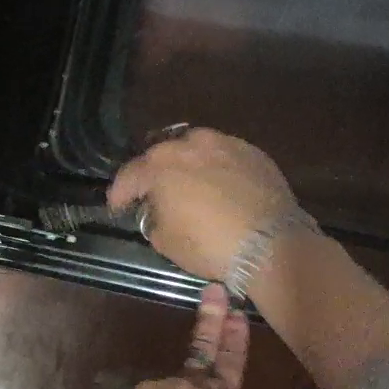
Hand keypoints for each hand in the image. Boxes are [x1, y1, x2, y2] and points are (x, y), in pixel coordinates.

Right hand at [107, 129, 300, 280]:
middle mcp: (190, 144)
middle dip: (153, 174)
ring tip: (188, 185)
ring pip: (195, 149)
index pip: (129, 175)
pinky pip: (224, 156)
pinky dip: (216, 169)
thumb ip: (154, 220)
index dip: (119, 193)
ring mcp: (225, 144)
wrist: (271, 243)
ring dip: (186, 165)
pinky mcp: (253, 152)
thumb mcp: (166, 242)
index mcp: (160, 165)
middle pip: (162, 155)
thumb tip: (160, 211)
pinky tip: (220, 186)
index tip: (117, 206)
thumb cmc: (210, 244)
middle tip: (153, 193)